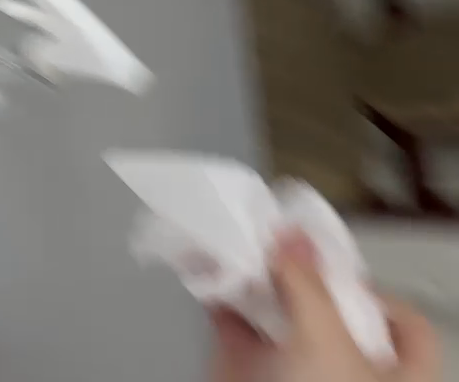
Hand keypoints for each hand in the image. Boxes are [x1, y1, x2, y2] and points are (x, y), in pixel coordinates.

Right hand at [209, 233, 440, 381]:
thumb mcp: (327, 345)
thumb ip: (309, 287)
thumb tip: (295, 233)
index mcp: (394, 373)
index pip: (402, 321)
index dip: (369, 288)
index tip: (320, 259)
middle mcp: (347, 364)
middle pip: (328, 303)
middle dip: (293, 270)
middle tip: (262, 239)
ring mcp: (293, 362)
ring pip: (275, 305)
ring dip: (247, 274)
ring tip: (223, 245)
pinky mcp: (246, 358)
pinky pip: (230, 314)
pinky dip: (213, 288)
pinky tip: (197, 267)